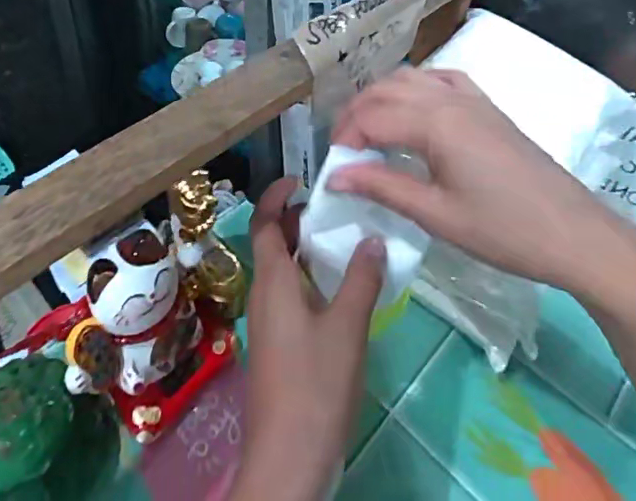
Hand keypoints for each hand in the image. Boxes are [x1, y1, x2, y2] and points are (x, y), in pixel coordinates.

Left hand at [230, 178, 384, 500]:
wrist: (289, 458)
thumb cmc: (315, 384)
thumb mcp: (347, 326)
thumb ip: (361, 278)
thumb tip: (372, 237)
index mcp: (273, 281)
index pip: (262, 223)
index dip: (275, 196)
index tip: (301, 178)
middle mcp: (266, 295)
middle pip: (273, 243)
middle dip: (299, 219)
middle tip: (337, 205)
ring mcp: (271, 322)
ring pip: (285, 270)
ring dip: (309, 248)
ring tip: (348, 237)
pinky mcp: (281, 345)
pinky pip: (293, 294)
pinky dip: (314, 277)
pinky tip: (346, 287)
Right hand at [328, 68, 635, 296]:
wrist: (573, 232)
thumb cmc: (503, 230)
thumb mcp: (437, 215)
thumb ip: (383, 187)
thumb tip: (335, 175)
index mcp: (436, 122)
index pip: (372, 117)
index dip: (345, 139)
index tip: (334, 170)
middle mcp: (450, 98)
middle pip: (386, 90)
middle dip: (356, 115)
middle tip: (344, 153)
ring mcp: (472, 98)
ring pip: (412, 79)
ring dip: (382, 98)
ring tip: (369, 134)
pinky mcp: (487, 106)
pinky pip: (442, 80)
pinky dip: (416, 88)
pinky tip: (412, 111)